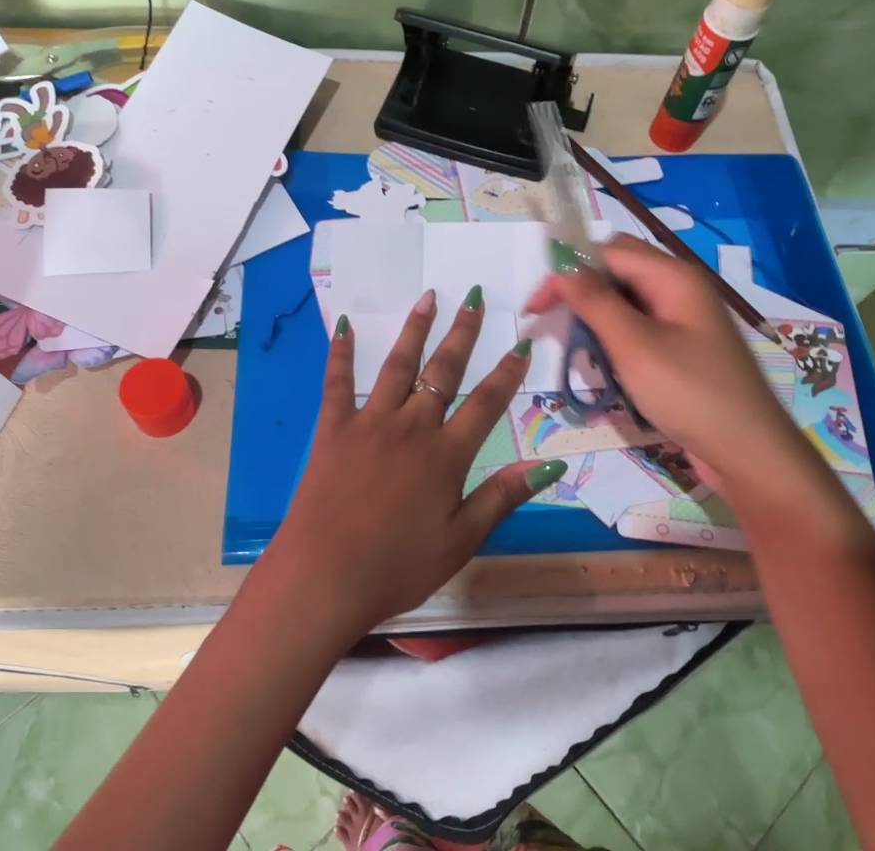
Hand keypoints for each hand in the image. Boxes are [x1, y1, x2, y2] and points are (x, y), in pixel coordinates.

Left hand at [256, 289, 567, 640]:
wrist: (324, 576)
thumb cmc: (398, 566)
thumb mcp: (460, 540)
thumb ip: (501, 497)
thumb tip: (550, 464)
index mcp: (445, 455)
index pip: (486, 403)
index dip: (507, 372)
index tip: (522, 342)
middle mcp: (410, 428)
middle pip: (443, 372)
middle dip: (462, 333)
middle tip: (474, 298)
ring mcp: (368, 424)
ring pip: (396, 366)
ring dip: (414, 331)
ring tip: (427, 298)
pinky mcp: (332, 431)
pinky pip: (336, 383)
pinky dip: (340, 353)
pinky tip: (342, 326)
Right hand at [525, 235, 802, 488]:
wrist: (748, 451)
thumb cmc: (690, 394)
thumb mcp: (634, 346)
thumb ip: (595, 302)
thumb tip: (563, 270)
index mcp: (673, 276)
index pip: (607, 252)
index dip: (567, 273)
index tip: (534, 309)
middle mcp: (680, 289)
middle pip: (618, 272)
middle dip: (581, 294)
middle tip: (552, 327)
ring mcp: (684, 320)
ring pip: (626, 303)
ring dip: (597, 322)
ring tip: (581, 354)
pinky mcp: (683, 349)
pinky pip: (640, 331)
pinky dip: (616, 343)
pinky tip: (607, 369)